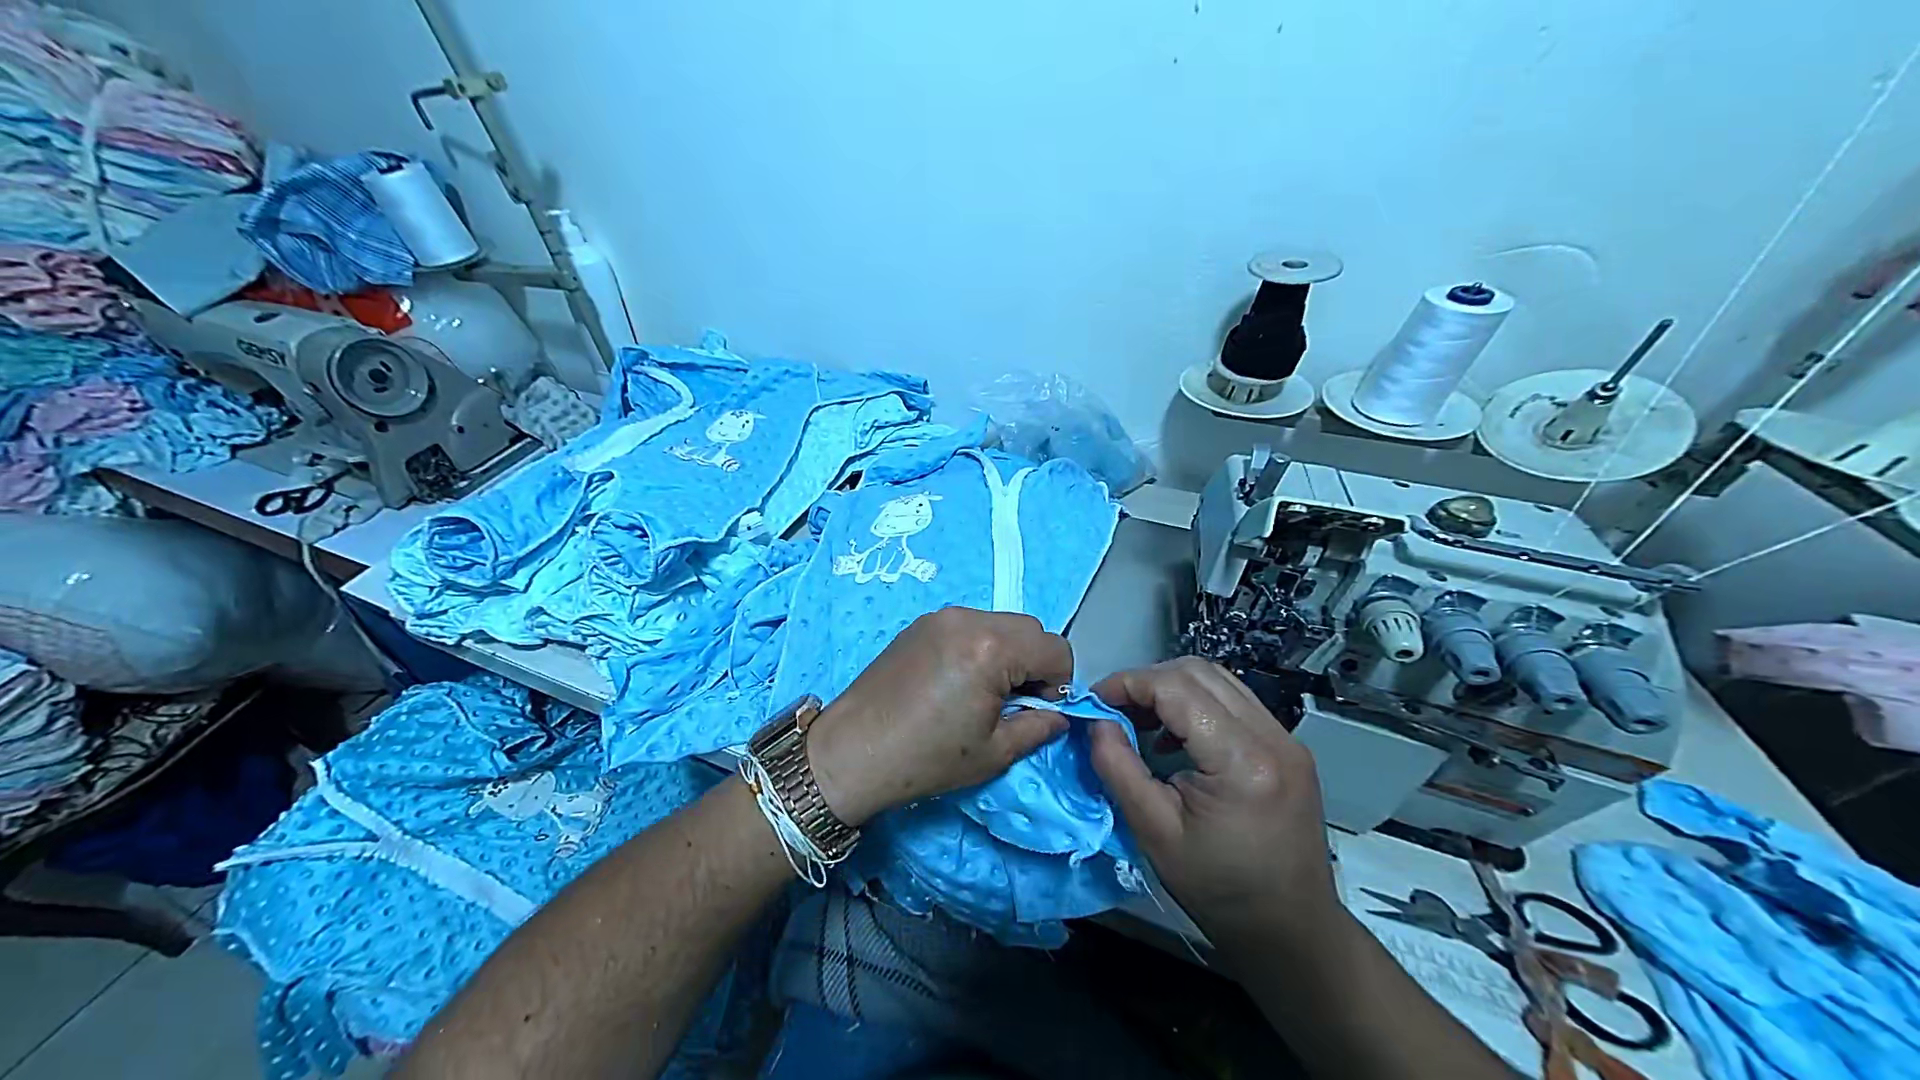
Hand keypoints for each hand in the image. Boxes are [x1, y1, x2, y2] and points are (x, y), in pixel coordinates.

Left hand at [806, 607, 1073, 825]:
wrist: (851, 752)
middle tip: (1014, 702)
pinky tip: (958, 680)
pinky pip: (969, 625)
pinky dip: (979, 646)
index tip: (1039, 710)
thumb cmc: (926, 757)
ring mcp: (941, 617)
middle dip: (1035, 663)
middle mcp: (968, 619)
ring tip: (984, 692)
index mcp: (991, 648)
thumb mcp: (994, 752)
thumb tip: (1061, 715)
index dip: (1059, 683)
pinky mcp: (920, 624)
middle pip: (1030, 629)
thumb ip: (1039, 726)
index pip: (1055, 649)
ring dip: (1008, 652)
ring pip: (1000, 623)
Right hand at [1088, 657, 1337, 939]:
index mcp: (1242, 761)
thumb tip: (1096, 721)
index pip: (1176, 687)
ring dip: (1172, 688)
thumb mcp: (1153, 832)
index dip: (1128, 684)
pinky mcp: (1287, 746)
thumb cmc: (1218, 889)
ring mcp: (1286, 739)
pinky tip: (1175, 737)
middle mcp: (1272, 737)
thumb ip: (1118, 768)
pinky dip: (1196, 703)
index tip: (1094, 702)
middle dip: (1147, 681)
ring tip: (1140, 720)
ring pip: (1217, 679)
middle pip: (1198, 672)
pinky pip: (1234, 701)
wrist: (1291, 930)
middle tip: (1113, 710)